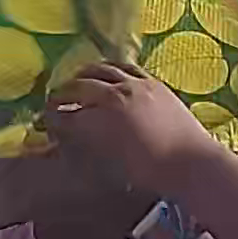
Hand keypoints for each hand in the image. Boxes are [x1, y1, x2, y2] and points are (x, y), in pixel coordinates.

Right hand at [45, 62, 227, 196]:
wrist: (192, 162)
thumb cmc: (152, 171)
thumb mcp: (114, 161)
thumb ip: (92, 141)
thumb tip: (77, 132)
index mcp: (103, 120)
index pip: (69, 115)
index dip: (53, 117)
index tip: (45, 119)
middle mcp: (115, 95)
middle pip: (80, 87)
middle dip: (62, 93)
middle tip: (54, 100)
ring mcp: (134, 84)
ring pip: (101, 69)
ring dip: (83, 74)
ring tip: (76, 79)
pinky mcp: (151, 81)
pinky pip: (125, 66)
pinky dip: (111, 67)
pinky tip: (107, 71)